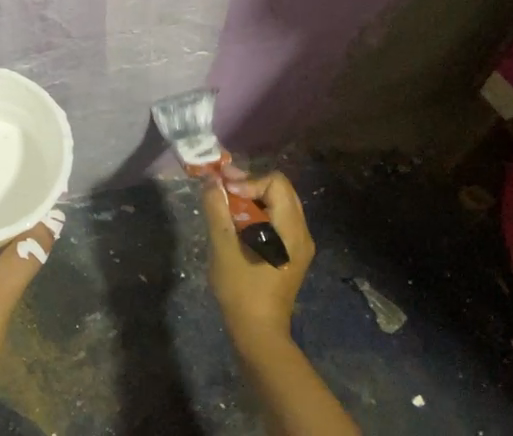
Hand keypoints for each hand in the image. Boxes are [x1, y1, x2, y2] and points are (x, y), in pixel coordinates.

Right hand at [201, 164, 314, 350]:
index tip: (225, 191)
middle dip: (250, 184)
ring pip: (278, 203)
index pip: (276, 183)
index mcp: (291, 230)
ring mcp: (299, 244)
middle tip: (222, 188)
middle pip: (280, 190)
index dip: (249, 180)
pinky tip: (237, 222)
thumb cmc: (241, 290)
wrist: (258, 332)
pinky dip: (257, 213)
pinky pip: (277, 219)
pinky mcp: (291, 253)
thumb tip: (211, 180)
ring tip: (226, 203)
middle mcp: (301, 233)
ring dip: (252, 198)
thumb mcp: (223, 246)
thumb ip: (217, 209)